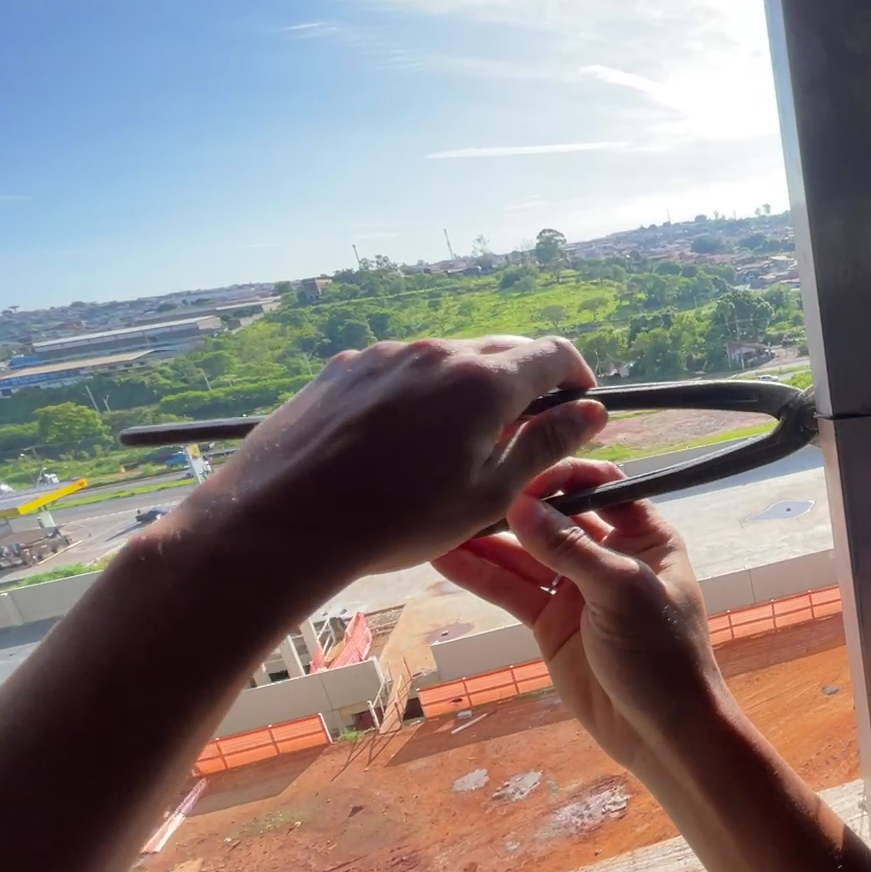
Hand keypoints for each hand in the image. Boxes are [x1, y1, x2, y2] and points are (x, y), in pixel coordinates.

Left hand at [177, 336, 605, 580]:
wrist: (278, 522)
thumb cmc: (399, 518)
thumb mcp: (492, 492)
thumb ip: (549, 444)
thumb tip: (593, 412)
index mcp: (484, 382)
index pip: (554, 353)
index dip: (578, 375)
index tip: (579, 404)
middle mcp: (438, 352)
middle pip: (506, 350)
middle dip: (530, 382)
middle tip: (526, 430)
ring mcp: (388, 354)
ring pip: (454, 358)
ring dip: (476, 387)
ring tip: (461, 441)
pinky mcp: (347, 366)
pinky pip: (407, 366)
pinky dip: (428, 390)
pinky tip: (406, 437)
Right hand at [433, 460, 731, 771]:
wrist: (663, 731)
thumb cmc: (662, 652)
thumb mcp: (622, 590)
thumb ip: (571, 548)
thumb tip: (520, 506)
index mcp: (645, 535)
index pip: (604, 486)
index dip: (566, 476)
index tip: (525, 473)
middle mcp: (610, 554)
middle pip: (558, 516)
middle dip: (518, 506)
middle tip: (470, 491)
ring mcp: (577, 588)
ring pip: (527, 554)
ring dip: (488, 540)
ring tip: (441, 522)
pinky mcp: (551, 622)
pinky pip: (513, 591)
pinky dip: (482, 576)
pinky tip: (444, 560)